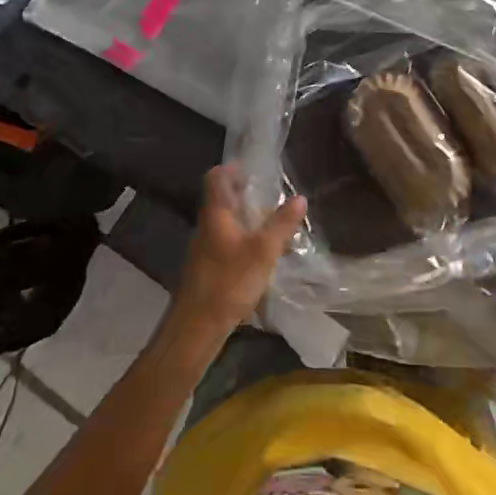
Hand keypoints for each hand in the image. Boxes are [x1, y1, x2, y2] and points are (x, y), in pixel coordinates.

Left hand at [171, 166, 305, 335]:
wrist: (196, 326)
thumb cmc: (229, 282)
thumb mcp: (263, 251)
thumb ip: (281, 224)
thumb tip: (299, 197)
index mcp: (215, 216)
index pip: (215, 179)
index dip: (231, 169)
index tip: (251, 167)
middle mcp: (206, 227)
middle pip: (220, 200)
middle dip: (242, 193)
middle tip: (268, 192)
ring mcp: (203, 249)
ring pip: (223, 222)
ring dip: (243, 217)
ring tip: (269, 220)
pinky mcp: (206, 268)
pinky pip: (224, 242)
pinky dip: (241, 237)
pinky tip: (258, 251)